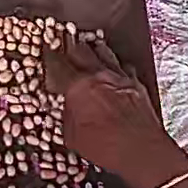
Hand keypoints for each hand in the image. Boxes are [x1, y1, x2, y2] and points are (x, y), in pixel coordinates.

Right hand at [44, 35, 187, 187]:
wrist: (141, 149)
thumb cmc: (106, 146)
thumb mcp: (73, 137)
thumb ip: (68, 116)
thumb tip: (67, 107)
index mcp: (77, 87)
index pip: (58, 64)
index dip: (50, 54)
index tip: (46, 46)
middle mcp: (99, 76)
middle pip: (81, 51)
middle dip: (71, 45)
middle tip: (65, 38)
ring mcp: (120, 77)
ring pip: (105, 53)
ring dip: (95, 48)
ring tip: (90, 42)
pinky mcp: (137, 84)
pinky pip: (125, 66)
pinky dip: (118, 63)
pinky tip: (118, 63)